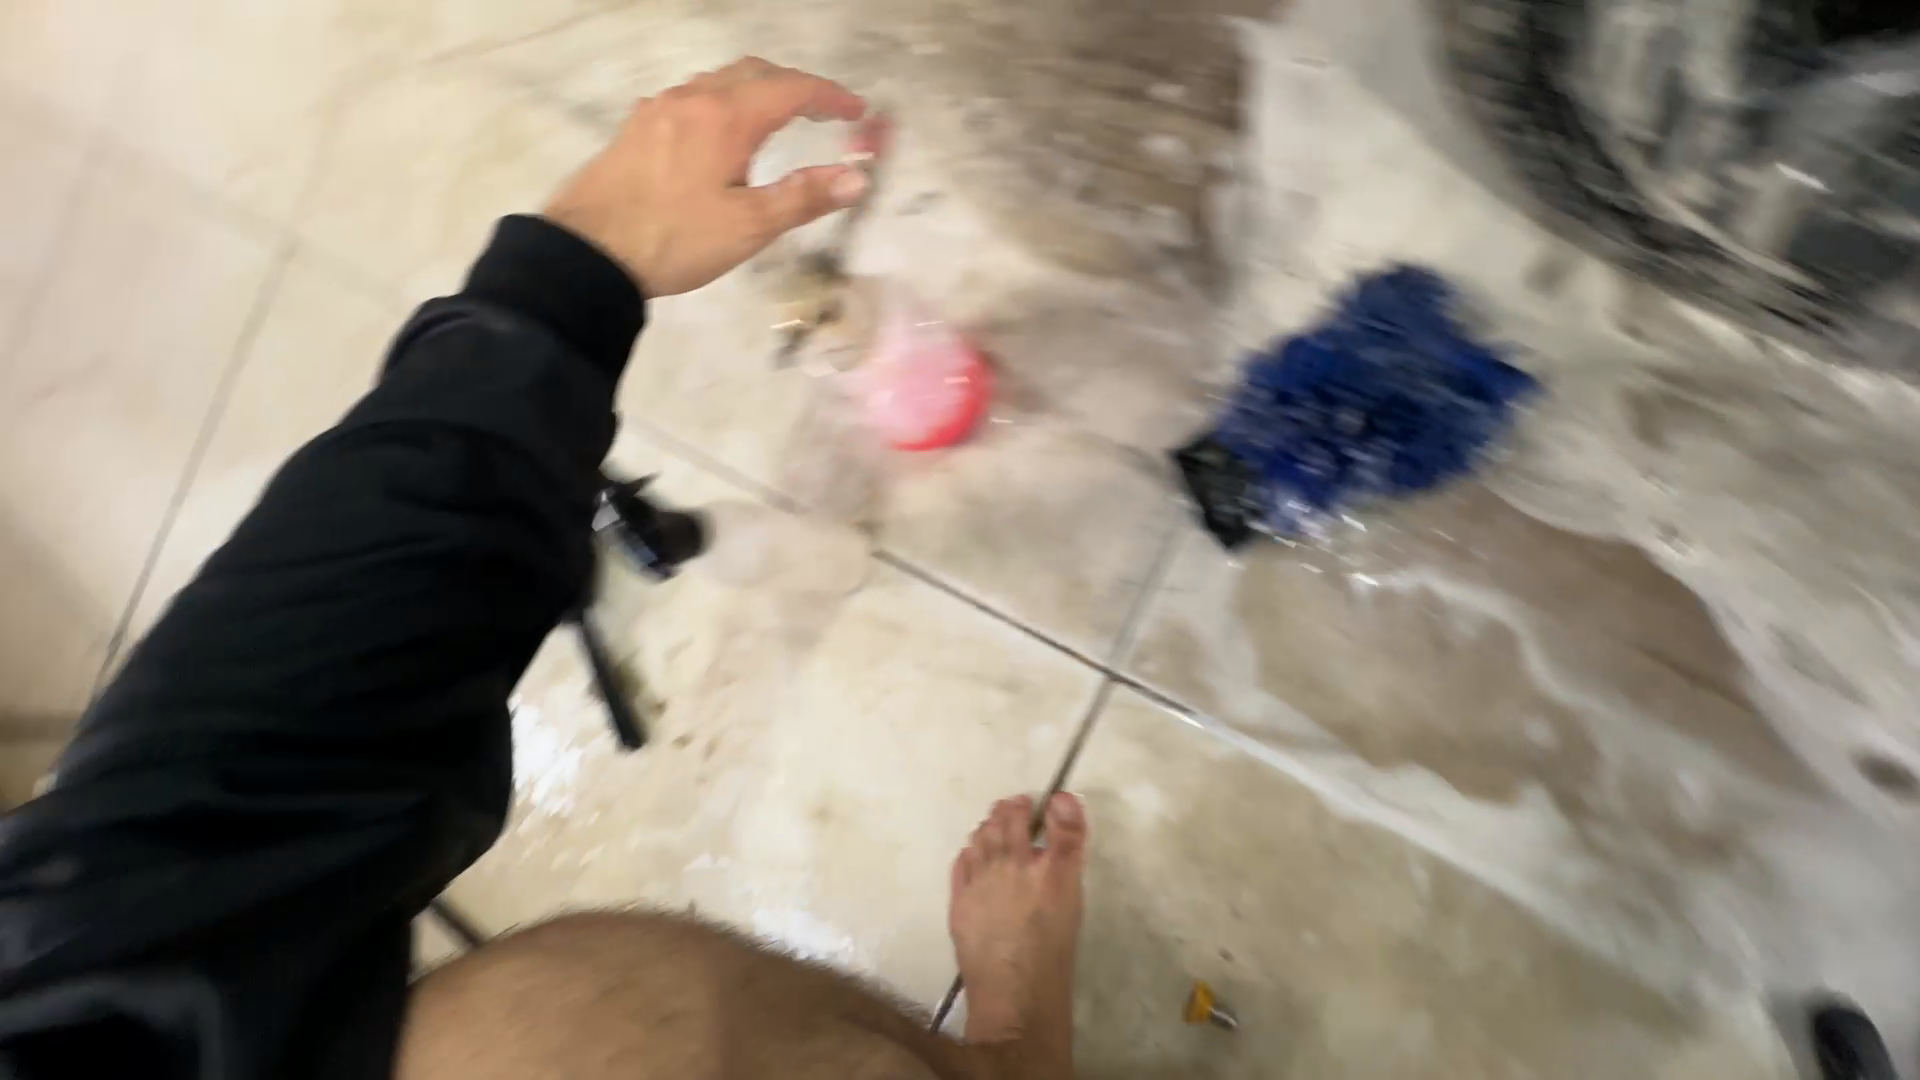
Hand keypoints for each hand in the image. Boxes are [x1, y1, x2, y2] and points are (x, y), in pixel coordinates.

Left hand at [542, 58, 869, 297]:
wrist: (591, 250)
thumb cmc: (677, 239)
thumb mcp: (749, 225)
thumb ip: (804, 198)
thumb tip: (857, 178)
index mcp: (725, 118)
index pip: (789, 89)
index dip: (829, 95)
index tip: (857, 111)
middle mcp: (692, 100)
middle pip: (752, 73)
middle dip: (794, 86)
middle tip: (822, 112)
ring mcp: (659, 110)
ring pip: (718, 83)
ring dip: (756, 92)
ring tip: (778, 122)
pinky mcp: (637, 129)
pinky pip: (691, 100)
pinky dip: (724, 105)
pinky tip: (722, 138)